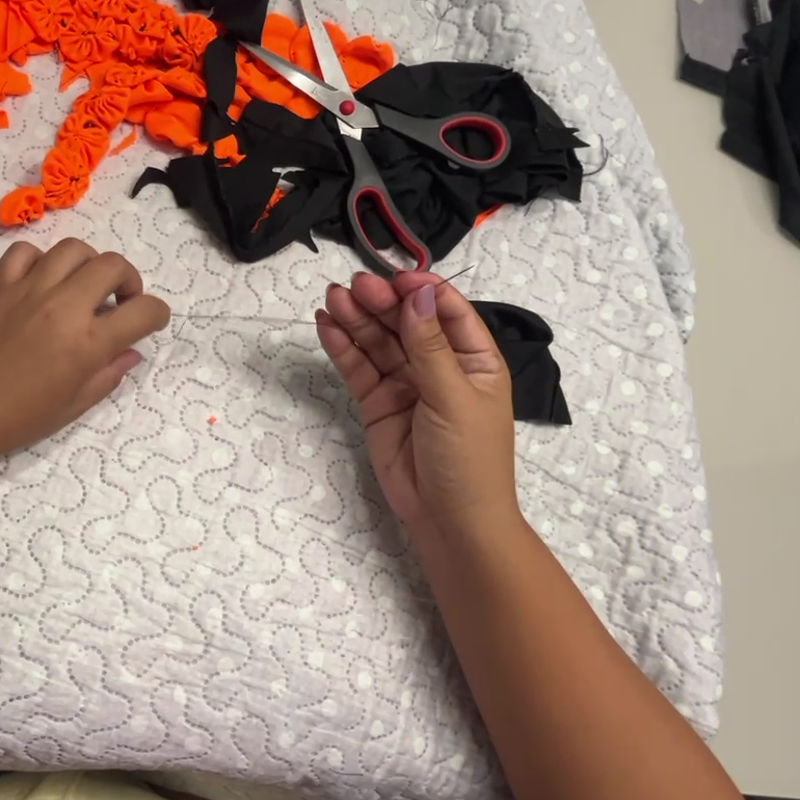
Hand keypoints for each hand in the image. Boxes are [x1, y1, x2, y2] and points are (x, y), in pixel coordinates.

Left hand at [0, 239, 170, 466]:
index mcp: (86, 344)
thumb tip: (130, 352)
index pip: (144, 311)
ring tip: (83, 289)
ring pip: (73, 249)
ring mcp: (27, 290)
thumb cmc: (12, 421)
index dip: (157, 314)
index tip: (151, 322)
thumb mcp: (70, 408)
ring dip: (89, 265)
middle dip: (129, 281)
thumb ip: (106, 376)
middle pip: (113, 265)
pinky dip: (41, 261)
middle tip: (119, 304)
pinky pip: (26, 253)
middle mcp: (62, 307)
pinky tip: (41, 283)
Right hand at [316, 271, 518, 544]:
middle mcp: (438, 366)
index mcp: (473, 360)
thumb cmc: (469, 459)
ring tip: (332, 299)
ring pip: (377, 343)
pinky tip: (326, 326)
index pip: (446, 312)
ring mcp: (405, 385)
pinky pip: (358, 369)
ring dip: (356, 320)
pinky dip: (342, 348)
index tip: (393, 278)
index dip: (420, 291)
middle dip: (380, 303)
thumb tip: (418, 292)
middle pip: (405, 323)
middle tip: (352, 287)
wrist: (449, 520)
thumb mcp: (454, 398)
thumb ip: (430, 346)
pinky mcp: (377, 405)